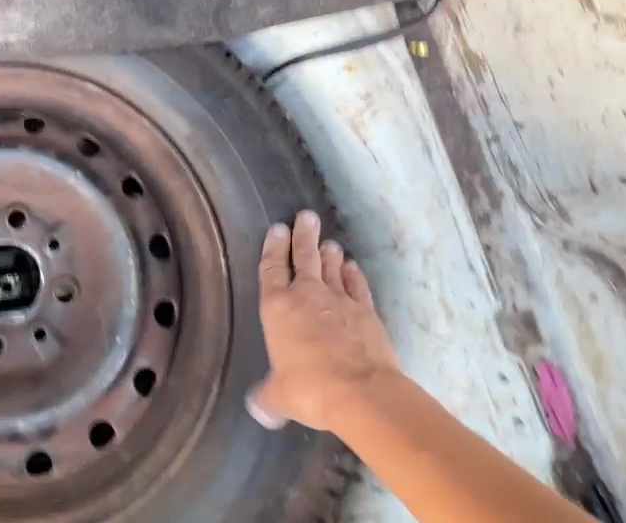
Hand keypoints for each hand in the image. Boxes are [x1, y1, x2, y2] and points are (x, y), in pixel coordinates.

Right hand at [248, 210, 402, 433]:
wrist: (361, 393)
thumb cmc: (310, 388)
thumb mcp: (279, 397)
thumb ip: (268, 397)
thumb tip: (259, 409)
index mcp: (278, 307)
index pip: (271, 268)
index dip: (273, 247)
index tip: (277, 228)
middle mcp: (307, 295)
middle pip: (304, 256)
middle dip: (303, 235)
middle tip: (306, 216)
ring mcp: (340, 301)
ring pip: (332, 267)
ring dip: (329, 253)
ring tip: (328, 242)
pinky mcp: (366, 312)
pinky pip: (357, 286)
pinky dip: (353, 275)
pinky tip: (352, 268)